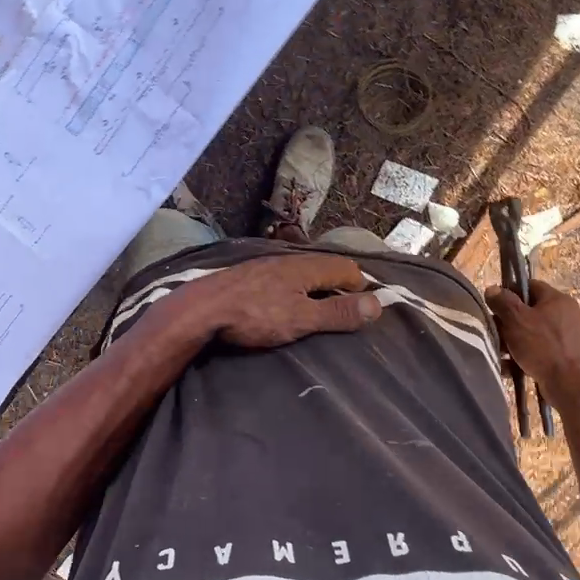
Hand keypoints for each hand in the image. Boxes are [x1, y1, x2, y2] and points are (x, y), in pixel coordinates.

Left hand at [177, 254, 382, 347]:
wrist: (201, 309)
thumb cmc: (255, 315)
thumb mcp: (302, 318)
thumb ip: (337, 312)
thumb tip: (378, 304)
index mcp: (305, 267)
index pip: (345, 269)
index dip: (361, 287)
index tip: (367, 309)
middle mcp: (287, 260)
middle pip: (324, 268)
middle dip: (340, 285)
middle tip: (349, 309)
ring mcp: (265, 267)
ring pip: (302, 273)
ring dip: (316, 288)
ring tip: (321, 308)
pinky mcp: (247, 278)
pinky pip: (282, 280)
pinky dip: (294, 290)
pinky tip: (286, 304)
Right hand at [483, 279, 579, 407]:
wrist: (572, 385)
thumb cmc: (543, 347)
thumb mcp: (517, 320)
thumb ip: (503, 301)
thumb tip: (493, 289)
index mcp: (557, 300)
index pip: (529, 286)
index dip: (509, 292)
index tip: (493, 306)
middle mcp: (565, 315)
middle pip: (528, 311)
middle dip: (507, 323)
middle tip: (494, 333)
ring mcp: (567, 337)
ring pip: (531, 333)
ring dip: (512, 342)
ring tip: (499, 354)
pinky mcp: (565, 356)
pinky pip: (538, 351)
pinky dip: (523, 357)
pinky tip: (509, 368)